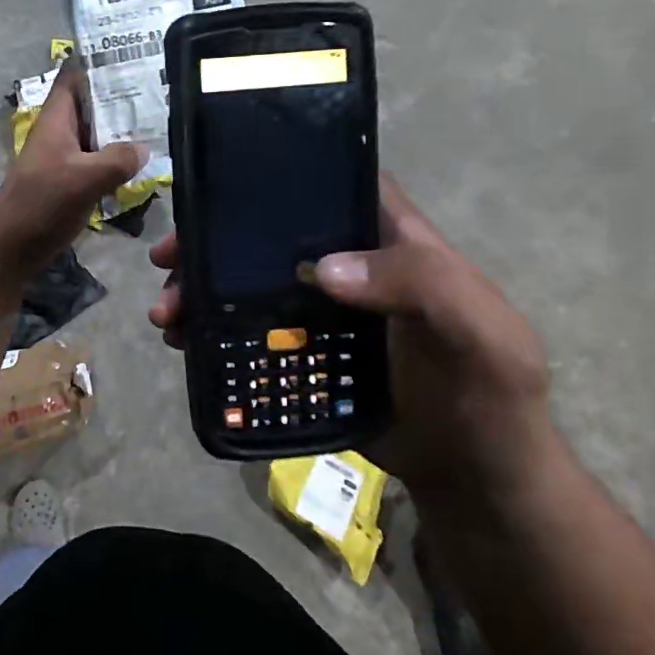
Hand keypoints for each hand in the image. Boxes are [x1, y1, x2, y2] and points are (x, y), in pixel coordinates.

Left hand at [0, 60, 142, 280]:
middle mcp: (60, 132)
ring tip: (163, 121)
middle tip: (162, 89)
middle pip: (93, 104)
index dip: (100, 61)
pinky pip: (98, 161)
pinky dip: (118, 159)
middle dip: (123, 97)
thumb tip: (144, 148)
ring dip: (124, 130)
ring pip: (98, 134)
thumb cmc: (39, 206)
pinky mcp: (70, 182)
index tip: (136, 53)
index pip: (75, 75)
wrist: (8, 251)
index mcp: (56, 119)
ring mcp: (64, 157)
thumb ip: (117, 159)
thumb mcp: (83, 179)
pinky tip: (144, 163)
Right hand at [147, 173, 551, 491]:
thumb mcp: (478, 329)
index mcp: (391, 240)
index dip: (278, 177)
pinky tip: (183, 341)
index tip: (218, 187)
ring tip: (166, 311)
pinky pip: (253, 333)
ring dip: (203, 289)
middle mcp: (351, 265)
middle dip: (215, 241)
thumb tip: (322, 270)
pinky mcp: (307, 354)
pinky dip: (215, 332)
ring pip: (252, 284)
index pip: (331, 186)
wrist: (475, 477)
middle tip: (167, 257)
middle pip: (271, 236)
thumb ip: (420, 283)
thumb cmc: (488, 394)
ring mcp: (324, 312)